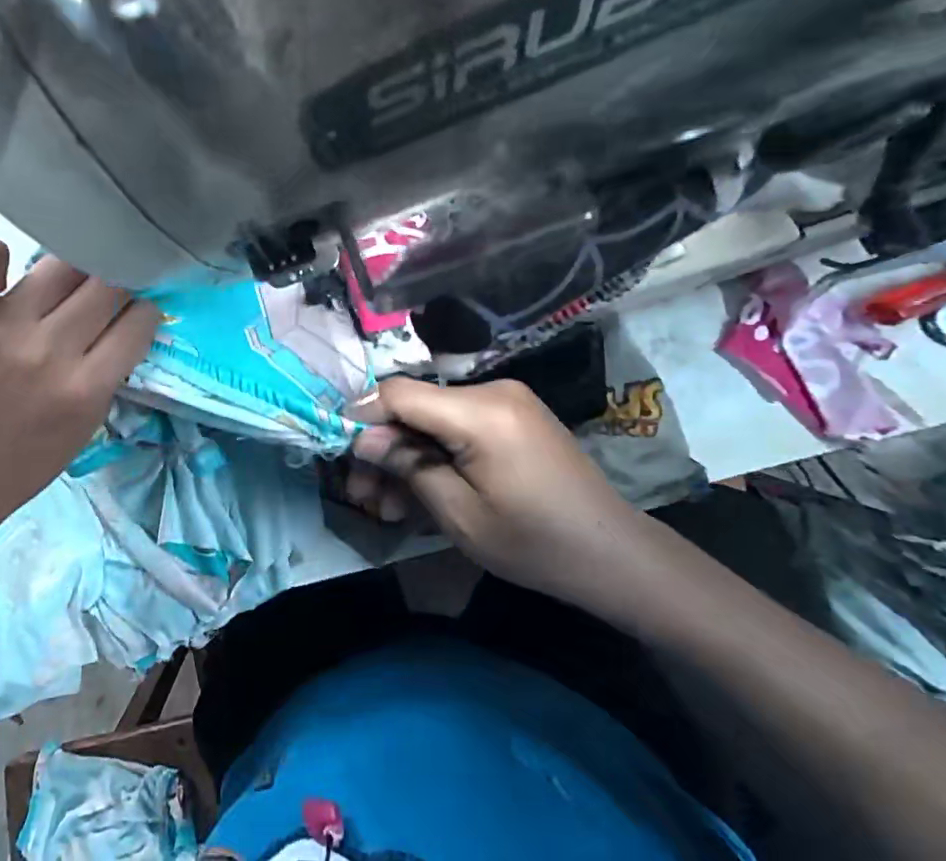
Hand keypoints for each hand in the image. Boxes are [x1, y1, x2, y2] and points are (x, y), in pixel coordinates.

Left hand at [0, 238, 158, 543]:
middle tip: (107, 289)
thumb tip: (126, 324)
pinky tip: (0, 266)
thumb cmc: (18, 467)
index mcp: (86, 388)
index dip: (144, 310)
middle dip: (119, 282)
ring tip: (66, 278)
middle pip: (108, 284)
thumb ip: (108, 375)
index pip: (139, 321)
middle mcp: (49, 352)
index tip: (136, 311)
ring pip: (59, 266)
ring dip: (75, 267)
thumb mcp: (85, 429)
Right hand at [348, 377, 652, 605]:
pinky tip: (418, 493)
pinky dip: (435, 455)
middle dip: (382, 448)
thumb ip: (408, 466)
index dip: (361, 416)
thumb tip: (363, 438)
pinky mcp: (513, 417)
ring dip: (406, 457)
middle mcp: (492, 391)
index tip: (335, 449)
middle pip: (415, 407)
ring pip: (433, 419)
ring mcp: (506, 402)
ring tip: (384, 507)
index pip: (400, 393)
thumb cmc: (533, 543)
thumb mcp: (459, 514)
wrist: (610, 553)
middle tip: (358, 494)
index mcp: (481, 411)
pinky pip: (458, 427)